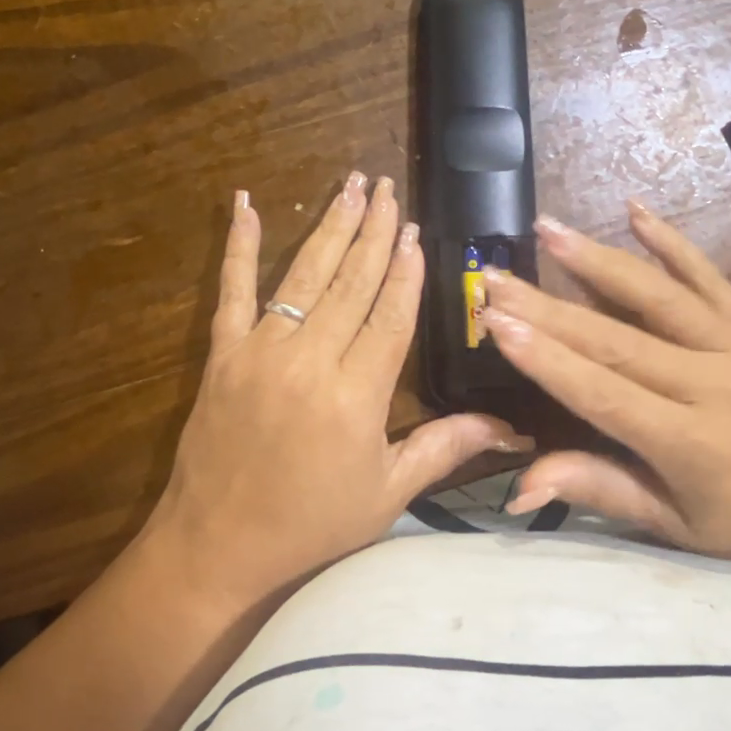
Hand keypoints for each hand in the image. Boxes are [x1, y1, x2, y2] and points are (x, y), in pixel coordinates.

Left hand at [149, 172, 532, 601]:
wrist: (217, 544)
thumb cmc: (310, 525)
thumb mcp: (386, 494)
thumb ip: (444, 447)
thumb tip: (512, 429)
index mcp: (357, 396)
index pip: (390, 316)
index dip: (406, 271)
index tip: (416, 230)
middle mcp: (311, 361)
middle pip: (352, 283)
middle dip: (375, 232)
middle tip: (389, 188)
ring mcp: (261, 350)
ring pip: (304, 276)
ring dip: (330, 227)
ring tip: (352, 186)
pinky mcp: (222, 352)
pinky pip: (231, 289)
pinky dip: (238, 244)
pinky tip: (244, 203)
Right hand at [481, 200, 730, 572]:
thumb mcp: (671, 524)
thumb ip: (598, 490)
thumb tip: (520, 486)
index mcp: (693, 444)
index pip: (604, 393)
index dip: (547, 359)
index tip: (496, 323)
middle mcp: (714, 386)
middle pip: (618, 338)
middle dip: (547, 307)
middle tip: (494, 279)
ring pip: (658, 295)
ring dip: (598, 259)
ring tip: (547, 229)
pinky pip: (708, 278)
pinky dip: (671, 242)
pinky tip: (633, 209)